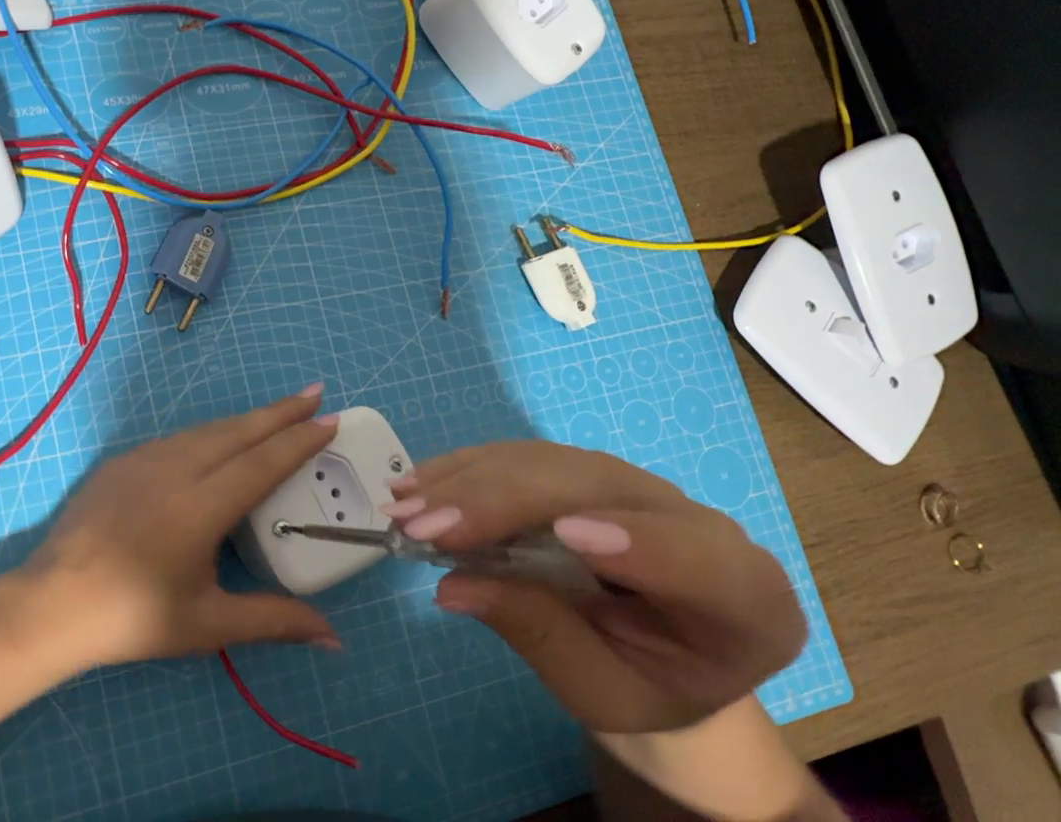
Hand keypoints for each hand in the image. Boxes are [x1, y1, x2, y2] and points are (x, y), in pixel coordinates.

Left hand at [14, 385, 341, 666]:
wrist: (53, 603)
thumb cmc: (133, 616)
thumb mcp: (208, 624)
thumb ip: (273, 620)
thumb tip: (333, 637)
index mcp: (201, 506)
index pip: (262, 463)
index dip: (298, 440)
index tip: (329, 420)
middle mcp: (173, 471)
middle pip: (235, 432)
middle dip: (278, 413)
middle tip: (314, 395)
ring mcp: (141, 462)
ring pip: (202, 431)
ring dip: (242, 422)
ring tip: (274, 416)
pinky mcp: (118, 465)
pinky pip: (173, 440)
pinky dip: (206, 434)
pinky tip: (214, 442)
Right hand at [385, 442, 806, 733]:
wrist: (661, 664)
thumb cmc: (643, 691)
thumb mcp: (602, 691)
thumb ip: (542, 635)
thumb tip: (452, 586)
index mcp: (743, 599)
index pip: (699, 557)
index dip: (636, 538)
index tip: (565, 536)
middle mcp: (698, 523)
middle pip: (597, 489)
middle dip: (503, 500)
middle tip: (421, 524)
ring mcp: (639, 487)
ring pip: (551, 462)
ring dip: (469, 479)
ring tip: (404, 505)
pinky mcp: (588, 473)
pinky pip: (525, 457)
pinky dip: (467, 468)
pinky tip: (419, 482)